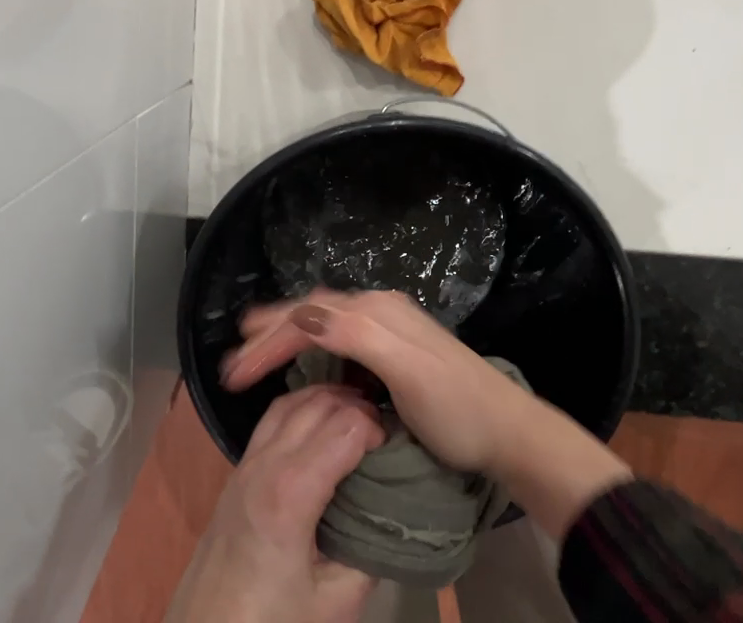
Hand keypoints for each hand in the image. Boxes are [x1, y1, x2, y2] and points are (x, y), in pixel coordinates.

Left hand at [166, 385, 386, 622]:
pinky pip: (271, 420)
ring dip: (326, 401)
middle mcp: (264, 464)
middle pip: (316, 403)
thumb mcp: (336, 599)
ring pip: (289, 402)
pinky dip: (300, 409)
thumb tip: (392, 511)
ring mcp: (244, 463)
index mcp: (291, 492)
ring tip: (358, 418)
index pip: (344, 426)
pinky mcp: (235, 472)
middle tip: (385, 431)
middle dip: (356, 406)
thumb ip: (369, 549)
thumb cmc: (272, 620)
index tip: (394, 449)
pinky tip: (320, 427)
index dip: (376, 428)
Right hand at [223, 289, 529, 470]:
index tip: (234, 374)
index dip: (268, 343)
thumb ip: (357, 336)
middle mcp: (379, 309)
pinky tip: (303, 355)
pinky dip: (310, 341)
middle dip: (268, 331)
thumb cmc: (457, 410)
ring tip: (253, 347)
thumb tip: (303, 313)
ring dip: (286, 332)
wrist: (509, 432)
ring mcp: (388, 325)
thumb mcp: (407, 373)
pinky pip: (338, 332)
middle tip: (233, 356)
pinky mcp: (394, 345)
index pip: (307, 318)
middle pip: (311, 311)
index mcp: (377, 312)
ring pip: (323, 319)